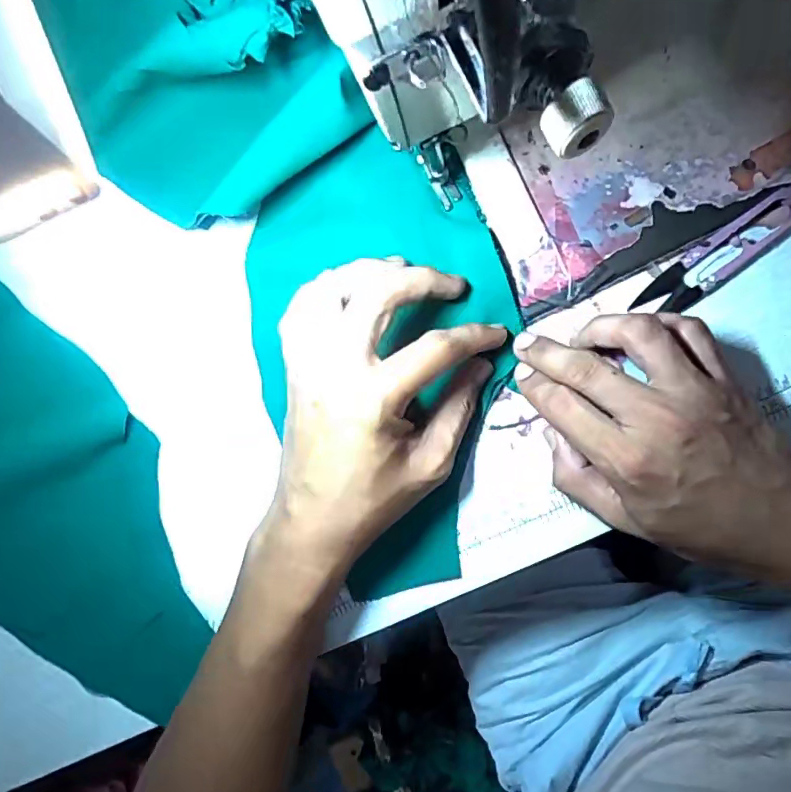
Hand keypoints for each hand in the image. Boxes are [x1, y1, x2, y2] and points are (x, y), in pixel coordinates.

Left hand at [255, 259, 507, 578]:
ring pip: (332, 285)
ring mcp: (306, 361)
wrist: (312, 521)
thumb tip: (482, 363)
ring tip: (405, 273)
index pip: (436, 347)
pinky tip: (354, 288)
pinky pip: (301, 305)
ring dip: (372, 271)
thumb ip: (460, 407)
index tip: (498, 333)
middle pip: (378, 293)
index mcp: (374, 398)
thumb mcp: (432, 463)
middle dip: (424, 279)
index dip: (475, 335)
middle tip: (454, 285)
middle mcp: (334, 367)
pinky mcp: (292, 364)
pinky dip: (329, 285)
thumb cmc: (375, 499)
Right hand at [513, 313, 790, 574]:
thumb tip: (553, 434)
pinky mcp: (722, 376)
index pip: (564, 408)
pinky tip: (644, 330)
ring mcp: (693, 389)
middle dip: (548, 352)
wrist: (774, 518)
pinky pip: (690, 330)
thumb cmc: (698, 528)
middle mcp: (656, 416)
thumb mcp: (628, 521)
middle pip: (588, 367)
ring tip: (584, 335)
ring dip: (602, 325)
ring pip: (639, 332)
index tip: (524, 377)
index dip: (535, 387)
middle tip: (529, 344)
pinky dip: (660, 322)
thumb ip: (579, 481)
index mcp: (628, 460)